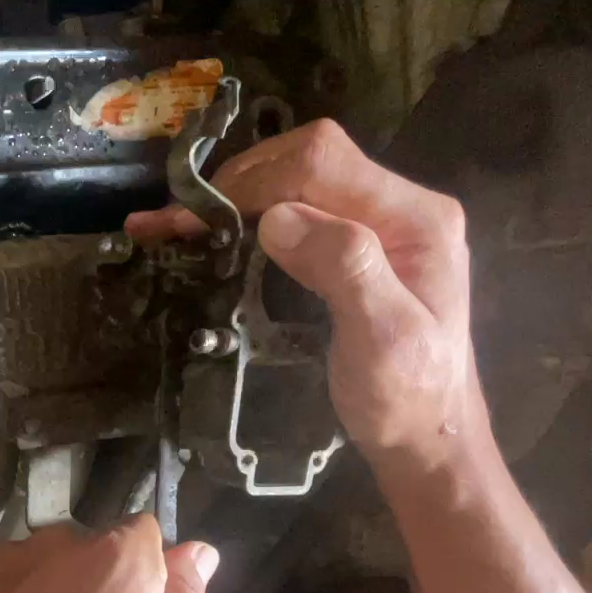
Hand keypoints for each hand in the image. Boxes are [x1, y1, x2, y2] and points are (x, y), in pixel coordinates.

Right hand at [127, 119, 489, 475]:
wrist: (425, 432)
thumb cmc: (405, 394)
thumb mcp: (382, 339)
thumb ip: (345, 268)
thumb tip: (278, 218)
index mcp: (411, 218)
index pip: (320, 164)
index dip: (249, 183)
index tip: (189, 222)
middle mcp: (393, 208)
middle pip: (304, 160)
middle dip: (231, 184)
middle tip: (166, 224)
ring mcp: (370, 226)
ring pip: (292, 181)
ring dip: (228, 198)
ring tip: (168, 227)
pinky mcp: (346, 250)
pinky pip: (289, 215)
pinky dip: (240, 220)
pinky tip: (203, 236)